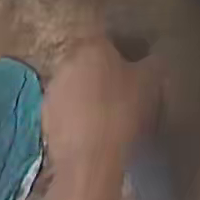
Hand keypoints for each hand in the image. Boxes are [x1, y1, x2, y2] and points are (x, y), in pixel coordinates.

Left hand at [40, 38, 161, 199]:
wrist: (89, 159)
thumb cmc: (122, 113)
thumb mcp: (149, 84)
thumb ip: (153, 64)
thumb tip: (154, 57)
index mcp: (94, 44)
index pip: (109, 39)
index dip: (123, 53)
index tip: (133, 70)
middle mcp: (69, 57)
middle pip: (90, 59)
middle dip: (103, 71)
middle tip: (120, 92)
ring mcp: (54, 85)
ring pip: (75, 82)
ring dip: (86, 92)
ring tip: (104, 114)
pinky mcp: (45, 112)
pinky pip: (64, 106)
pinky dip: (75, 114)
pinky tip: (89, 131)